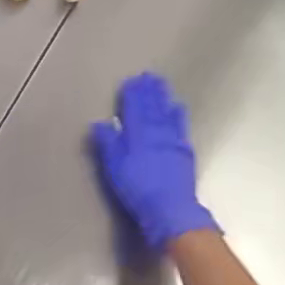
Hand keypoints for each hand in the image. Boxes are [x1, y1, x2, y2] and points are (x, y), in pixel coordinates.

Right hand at [90, 72, 217, 250]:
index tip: (131, 81)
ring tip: (162, 86)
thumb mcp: (114, 166)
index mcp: (137, 134)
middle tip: (149, 76)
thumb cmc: (136, 188)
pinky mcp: (184, 152)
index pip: (134, 109)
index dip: (132, 95)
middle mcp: (157, 132)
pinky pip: (180, 126)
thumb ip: (108, 143)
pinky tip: (178, 108)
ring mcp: (173, 141)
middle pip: (152, 108)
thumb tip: (100, 123)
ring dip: (164, 99)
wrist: (169, 208)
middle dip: (149, 92)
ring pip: (167, 113)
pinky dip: (178, 114)